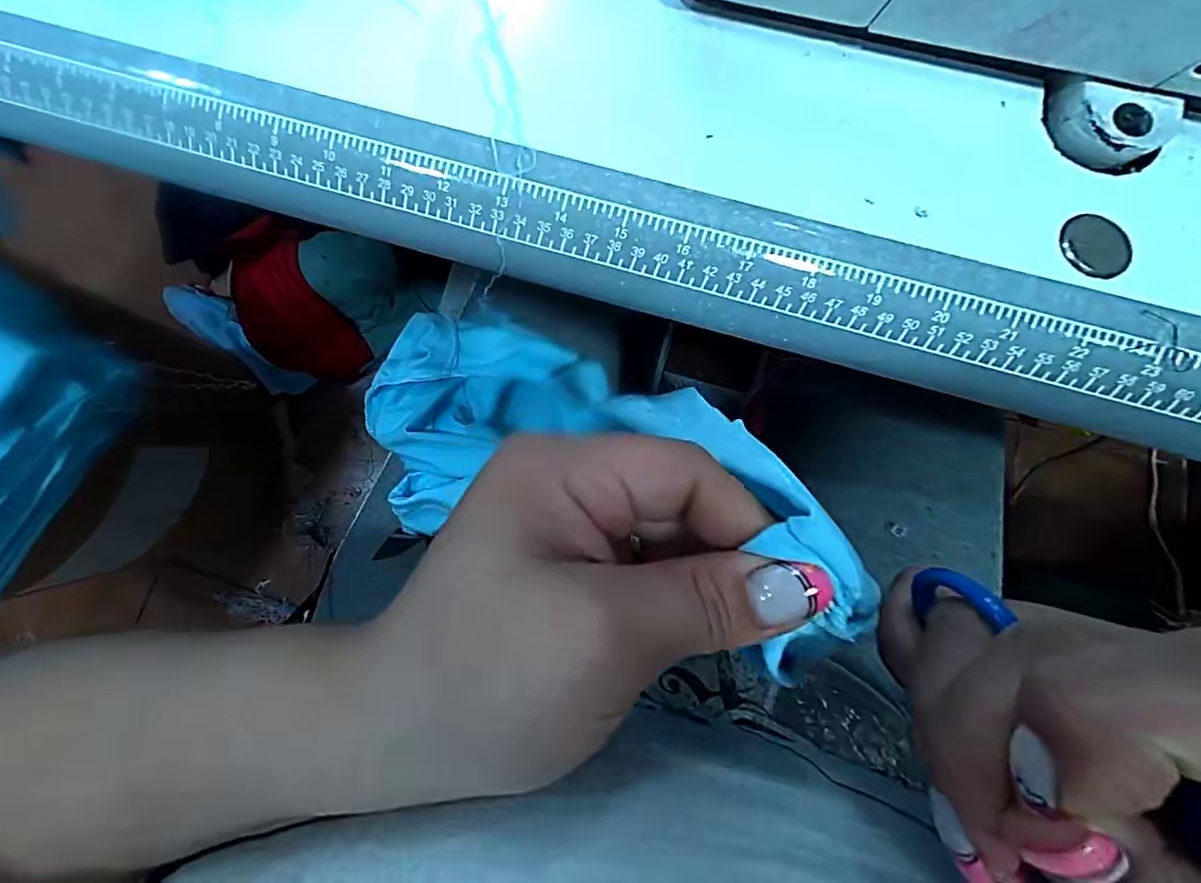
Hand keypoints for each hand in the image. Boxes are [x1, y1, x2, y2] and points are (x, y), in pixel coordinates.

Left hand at [345, 433, 830, 810]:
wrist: (394, 735)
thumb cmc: (490, 677)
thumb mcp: (606, 635)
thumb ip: (708, 600)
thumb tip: (806, 585)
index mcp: (563, 466)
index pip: (682, 470)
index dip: (748, 522)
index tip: (799, 594)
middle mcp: (568, 476)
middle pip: (679, 498)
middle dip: (735, 553)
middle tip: (788, 625)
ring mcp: (568, 520)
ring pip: (669, 533)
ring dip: (715, 578)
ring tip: (755, 636)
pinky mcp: (571, 562)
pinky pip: (646, 564)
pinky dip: (684, 595)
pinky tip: (706, 631)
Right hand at [878, 569, 1200, 882]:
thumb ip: (1176, 879)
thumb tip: (1049, 834)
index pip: (1076, 703)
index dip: (1051, 796)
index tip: (1075, 872)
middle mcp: (1161, 643)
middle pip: (999, 666)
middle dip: (978, 771)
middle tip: (1015, 864)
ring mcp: (1109, 635)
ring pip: (961, 639)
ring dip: (948, 736)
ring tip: (998, 813)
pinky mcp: (1071, 644)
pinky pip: (960, 616)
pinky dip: (920, 648)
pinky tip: (931, 697)